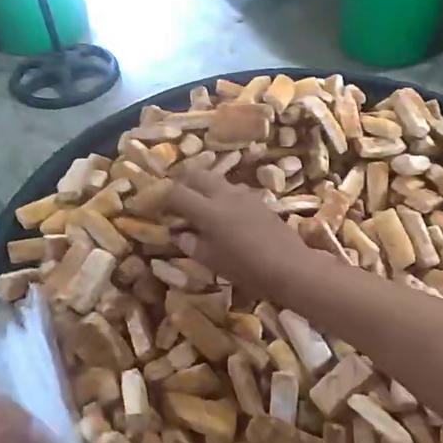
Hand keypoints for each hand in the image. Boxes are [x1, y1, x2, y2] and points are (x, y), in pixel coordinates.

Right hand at [162, 167, 314, 298]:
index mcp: (208, 211)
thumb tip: (179, 233)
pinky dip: (220, 193)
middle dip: (179, 180)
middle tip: (171, 195)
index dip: (159, 196)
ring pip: (216, 179)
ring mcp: (244, 194)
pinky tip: (223, 211)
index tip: (151, 204)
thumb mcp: (212, 261)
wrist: (291, 267)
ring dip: (201, 185)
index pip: (175, 192)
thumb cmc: (247, 269)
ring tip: (195, 201)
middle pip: (195, 174)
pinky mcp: (259, 200)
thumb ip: (191, 244)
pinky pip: (232, 189)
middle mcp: (224, 195)